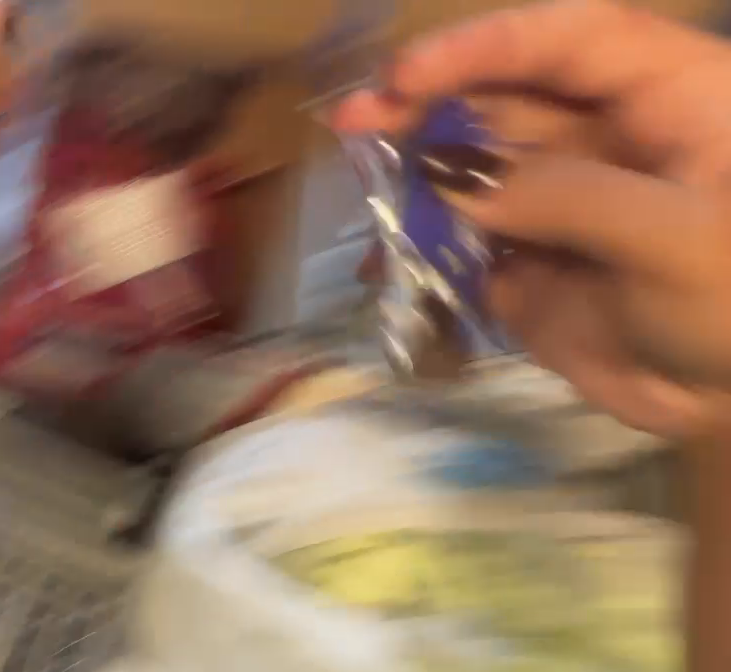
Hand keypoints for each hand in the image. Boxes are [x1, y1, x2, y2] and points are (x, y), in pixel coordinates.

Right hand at [333, 0, 730, 437]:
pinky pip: (455, 245)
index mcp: (679, 104)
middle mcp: (609, 144)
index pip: (576, 45)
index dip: (486, 48)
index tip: (403, 77)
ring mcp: (558, 208)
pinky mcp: (521, 264)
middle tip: (350, 123)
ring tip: (361, 204)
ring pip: (470, 175)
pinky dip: (412, 254)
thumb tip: (453, 180)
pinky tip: (380, 268)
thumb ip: (568, 199)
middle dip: (426, 108)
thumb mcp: (676, 242)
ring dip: (410, 184)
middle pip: (507, 104)